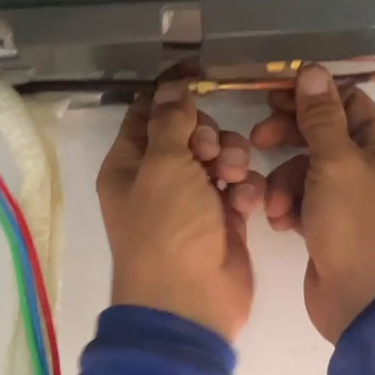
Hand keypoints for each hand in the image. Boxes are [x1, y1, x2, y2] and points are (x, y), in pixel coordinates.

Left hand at [97, 80, 265, 341]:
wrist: (190, 303)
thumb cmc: (167, 229)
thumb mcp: (164, 166)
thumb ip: (171, 121)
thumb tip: (171, 85)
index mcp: (130, 163)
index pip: (148, 112)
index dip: (172, 90)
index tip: (200, 71)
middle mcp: (159, 178)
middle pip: (190, 132)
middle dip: (208, 134)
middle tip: (209, 153)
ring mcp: (193, 200)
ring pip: (220, 156)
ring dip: (231, 160)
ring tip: (231, 179)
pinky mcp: (224, 219)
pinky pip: (238, 187)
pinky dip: (243, 191)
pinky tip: (243, 204)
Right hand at [251, 66, 374, 343]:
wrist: (366, 303)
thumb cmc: (357, 225)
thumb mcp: (336, 163)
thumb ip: (321, 117)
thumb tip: (313, 70)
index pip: (346, 102)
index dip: (309, 96)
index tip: (271, 98)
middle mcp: (371, 167)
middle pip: (322, 134)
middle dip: (288, 138)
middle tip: (257, 140)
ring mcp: (350, 198)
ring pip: (306, 169)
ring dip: (284, 182)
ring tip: (275, 206)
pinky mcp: (330, 225)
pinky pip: (302, 200)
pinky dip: (288, 207)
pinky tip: (280, 223)